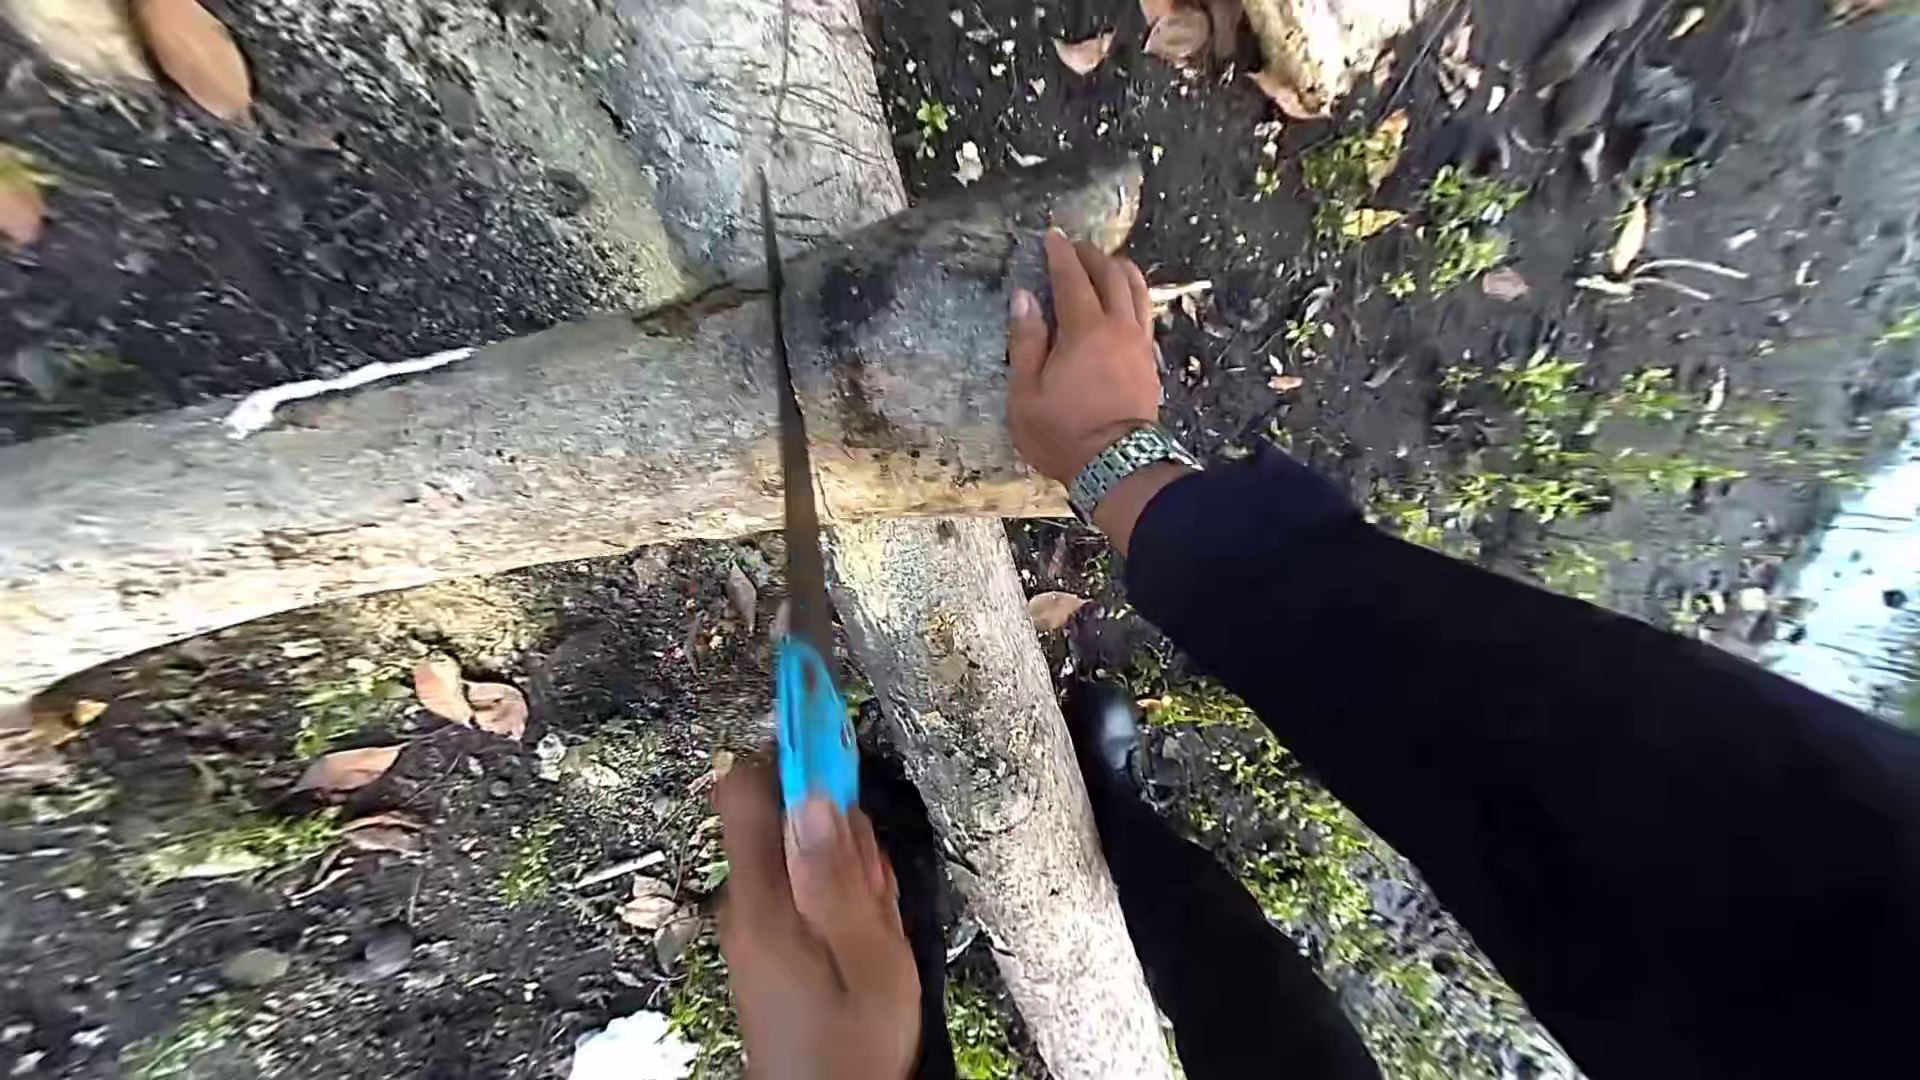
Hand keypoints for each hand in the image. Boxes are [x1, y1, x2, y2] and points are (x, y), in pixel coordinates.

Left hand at [715, 756, 919, 1079]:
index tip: (832, 757)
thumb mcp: (867, 956)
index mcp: (763, 899)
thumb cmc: (851, 1043)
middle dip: (837, 827)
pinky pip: (810, 874)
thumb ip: (838, 875)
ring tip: (868, 912)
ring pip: (807, 842)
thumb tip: (814, 798)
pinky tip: (862, 924)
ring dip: (847, 859)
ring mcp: (759, 910)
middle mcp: (749, 896)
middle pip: (789, 814)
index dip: (787, 758)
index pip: (745, 790)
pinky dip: (842, 885)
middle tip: (867, 879)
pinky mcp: (774, 923)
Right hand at [1006, 230, 1162, 483]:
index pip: (1072, 278)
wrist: (1115, 465)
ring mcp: (1139, 343)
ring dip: (1118, 269)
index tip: (1050, 236)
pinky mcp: (1149, 361)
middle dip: (1090, 255)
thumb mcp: (1025, 394)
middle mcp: (1117, 327)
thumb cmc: (1061, 433)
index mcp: (1083, 330)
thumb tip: (1024, 298)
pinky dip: (1133, 295)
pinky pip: (1145, 312)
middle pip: (1110, 274)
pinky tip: (1123, 300)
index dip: (1060, 254)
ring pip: (1136, 288)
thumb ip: (1025, 342)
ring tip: (1103, 264)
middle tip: (1073, 248)